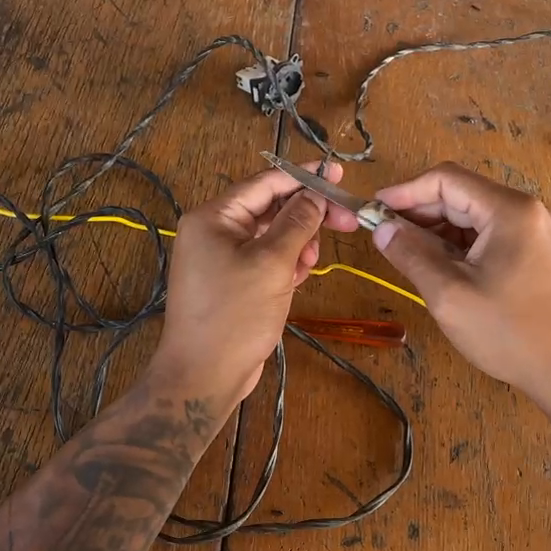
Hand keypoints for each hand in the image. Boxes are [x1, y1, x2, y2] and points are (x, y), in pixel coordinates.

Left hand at [151, 162, 351, 407]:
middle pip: (269, 209)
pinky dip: (285, 264)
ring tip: (309, 265)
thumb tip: (315, 194)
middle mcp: (213, 232)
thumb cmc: (235, 316)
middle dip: (306, 217)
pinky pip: (264, 260)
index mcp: (213, 217)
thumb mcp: (272, 263)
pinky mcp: (231, 283)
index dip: (304, 177)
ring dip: (297, 244)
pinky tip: (298, 278)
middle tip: (346, 223)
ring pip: (271, 236)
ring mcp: (220, 259)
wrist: (203, 376)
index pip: (265, 184)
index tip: (339, 174)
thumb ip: (297, 223)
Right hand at [370, 163, 550, 405]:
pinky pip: (496, 238)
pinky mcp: (547, 256)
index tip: (372, 210)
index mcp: (509, 210)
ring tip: (412, 259)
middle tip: (386, 239)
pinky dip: (465, 247)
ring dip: (441, 233)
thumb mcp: (449, 295)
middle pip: (464, 196)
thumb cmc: (512, 334)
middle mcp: (530, 211)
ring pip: (479, 219)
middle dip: (421, 214)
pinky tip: (447, 271)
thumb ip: (411, 255)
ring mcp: (543, 233)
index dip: (404, 192)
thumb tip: (382, 228)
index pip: (446, 179)